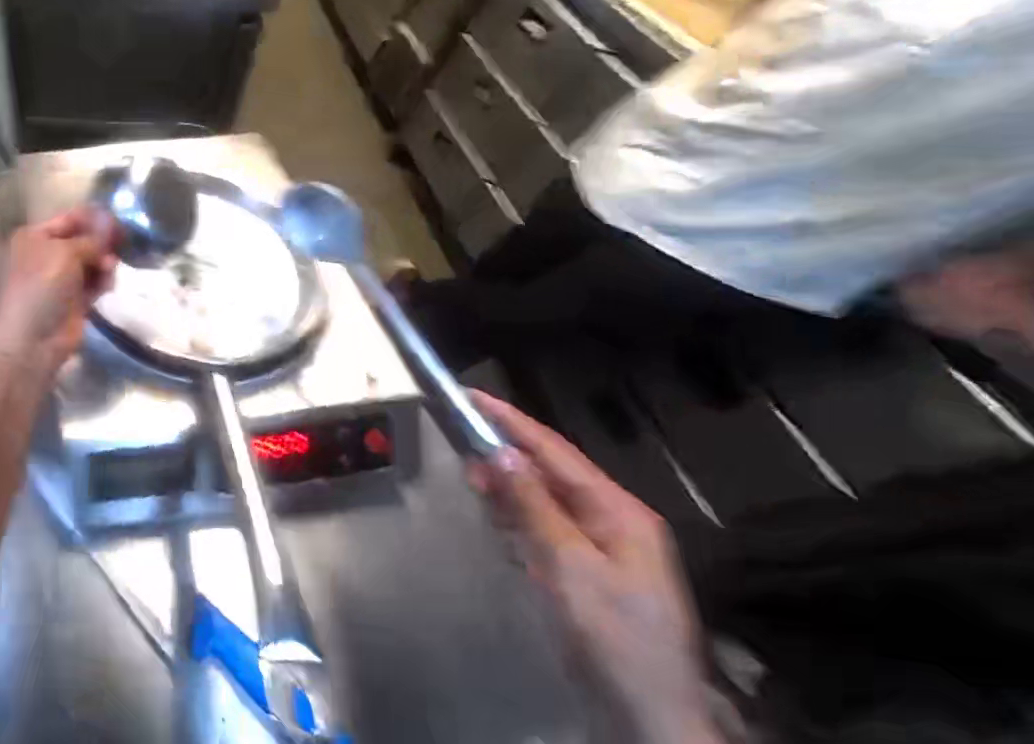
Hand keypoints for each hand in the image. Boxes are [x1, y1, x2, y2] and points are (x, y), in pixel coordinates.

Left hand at [0, 209, 117, 373]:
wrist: (30, 339)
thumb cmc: (41, 286)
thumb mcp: (64, 253)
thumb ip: (90, 239)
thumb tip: (108, 225)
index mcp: (33, 237)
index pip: (68, 219)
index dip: (93, 218)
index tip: (119, 219)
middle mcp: (44, 256)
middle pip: (81, 241)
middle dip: (101, 242)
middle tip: (121, 244)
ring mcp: (57, 280)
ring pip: (89, 262)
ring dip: (103, 263)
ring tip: (109, 270)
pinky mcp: (72, 302)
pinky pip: (92, 284)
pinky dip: (101, 281)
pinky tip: (107, 285)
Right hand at [468, 392, 720, 743]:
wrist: (648, 715)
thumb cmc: (611, 635)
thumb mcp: (568, 565)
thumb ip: (533, 505)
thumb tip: (500, 453)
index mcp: (619, 511)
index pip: (555, 451)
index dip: (511, 422)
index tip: (470, 396)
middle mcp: (614, 520)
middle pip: (551, 471)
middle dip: (506, 453)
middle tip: (460, 441)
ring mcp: (605, 547)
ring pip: (547, 497)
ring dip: (510, 484)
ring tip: (473, 476)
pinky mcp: (590, 570)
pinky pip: (547, 524)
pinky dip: (518, 513)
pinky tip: (498, 513)